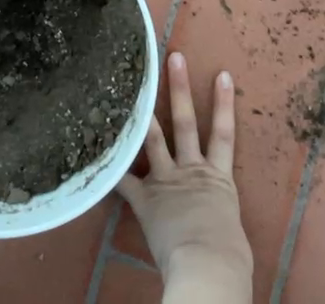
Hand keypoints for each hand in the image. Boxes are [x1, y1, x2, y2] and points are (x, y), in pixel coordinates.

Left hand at [118, 53, 250, 298]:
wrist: (208, 267)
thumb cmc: (228, 257)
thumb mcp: (229, 227)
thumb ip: (220, 211)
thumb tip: (218, 218)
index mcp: (218, 178)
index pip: (224, 132)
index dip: (223, 103)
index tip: (221, 74)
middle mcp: (192, 170)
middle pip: (187, 122)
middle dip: (180, 89)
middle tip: (174, 57)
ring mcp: (167, 181)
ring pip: (155, 138)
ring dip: (145, 111)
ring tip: (135, 85)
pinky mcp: (146, 200)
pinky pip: (124, 181)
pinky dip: (111, 167)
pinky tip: (94, 149)